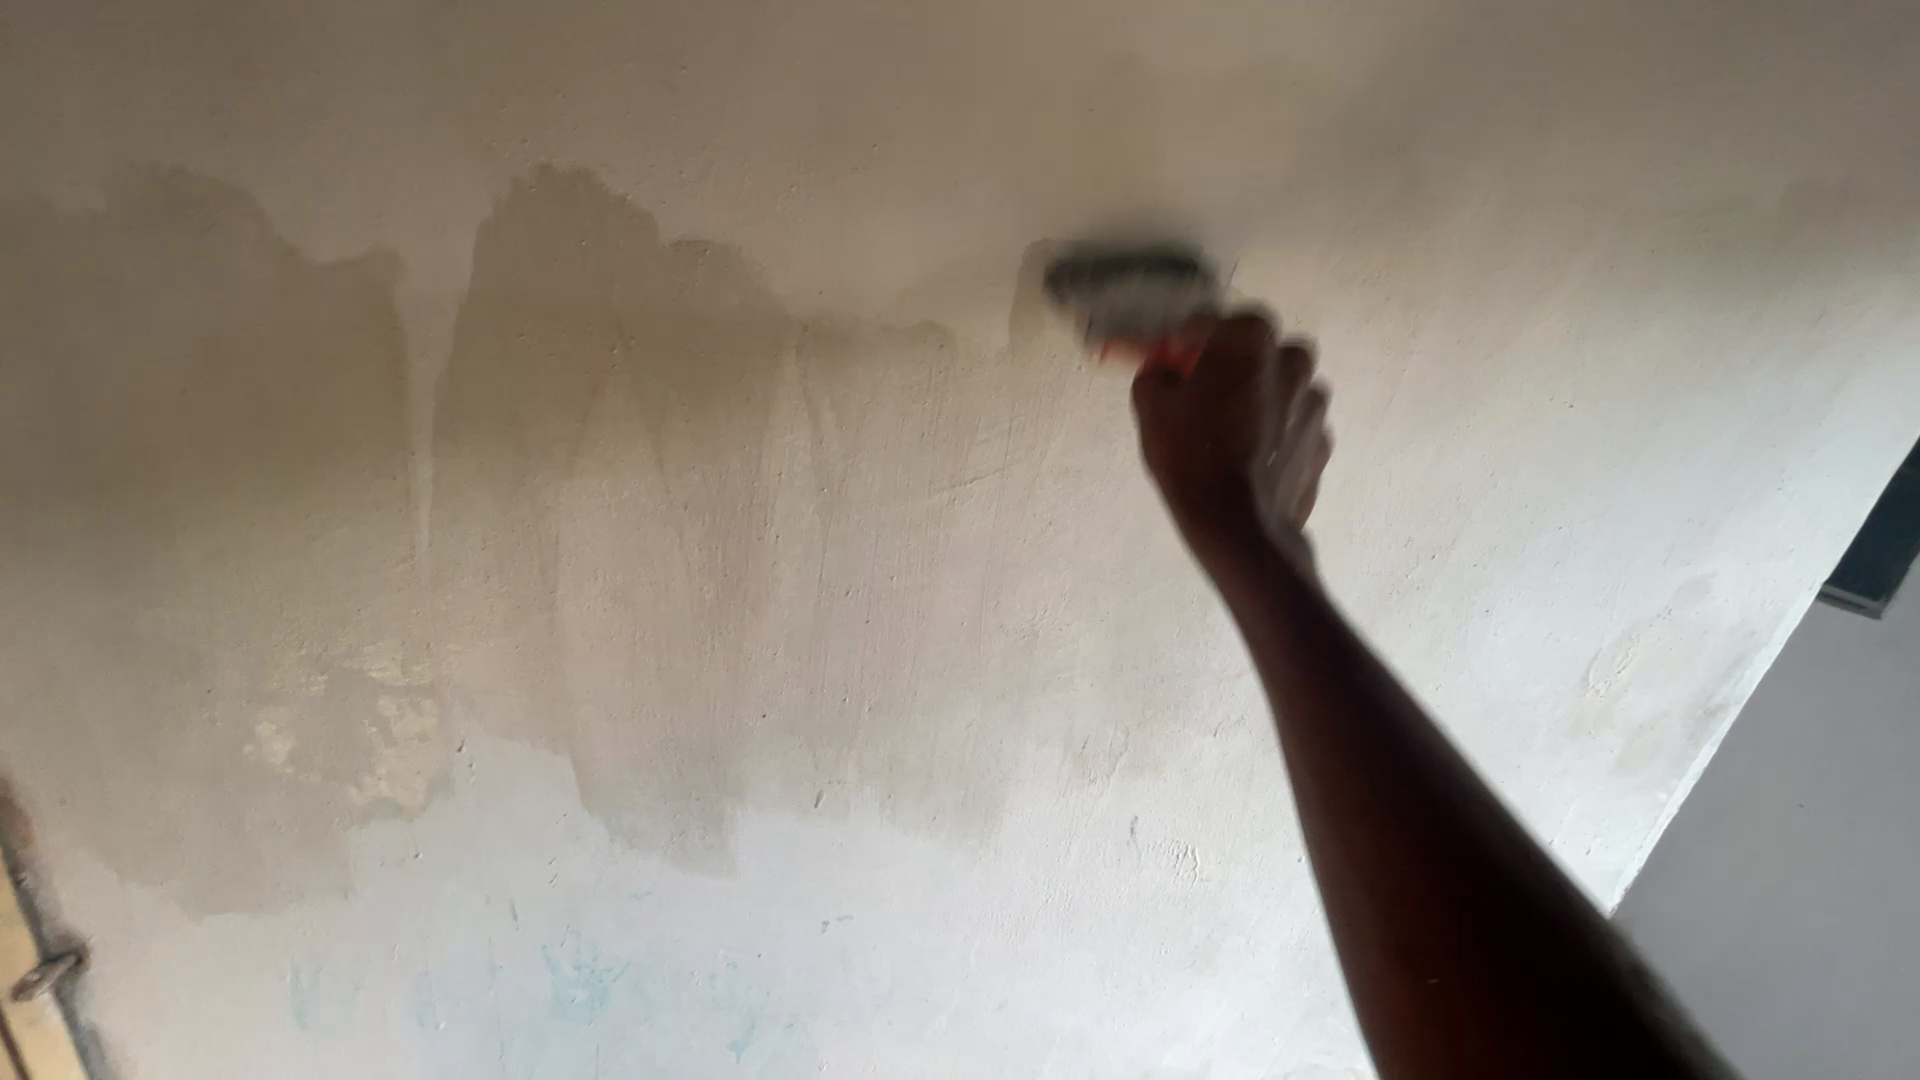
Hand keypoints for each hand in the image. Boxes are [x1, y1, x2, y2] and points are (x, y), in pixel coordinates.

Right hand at [1131, 311, 1330, 573]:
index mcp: (1249, 340)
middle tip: (1203, 393)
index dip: (1186, 340)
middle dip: (1232, 364)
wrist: (1236, 522)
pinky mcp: (1322, 441)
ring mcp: (1314, 403)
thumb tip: (1164, 372)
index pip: (1212, 322)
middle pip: (1257, 349)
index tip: (1173, 359)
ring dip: (1259, 397)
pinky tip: (1250, 458)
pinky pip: (1292, 425)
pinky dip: (1275, 432)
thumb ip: (1156, 374)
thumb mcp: (1150, 408)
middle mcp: (1292, 360)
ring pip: (1282, 386)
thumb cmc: (1190, 456)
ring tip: (1230, 431)